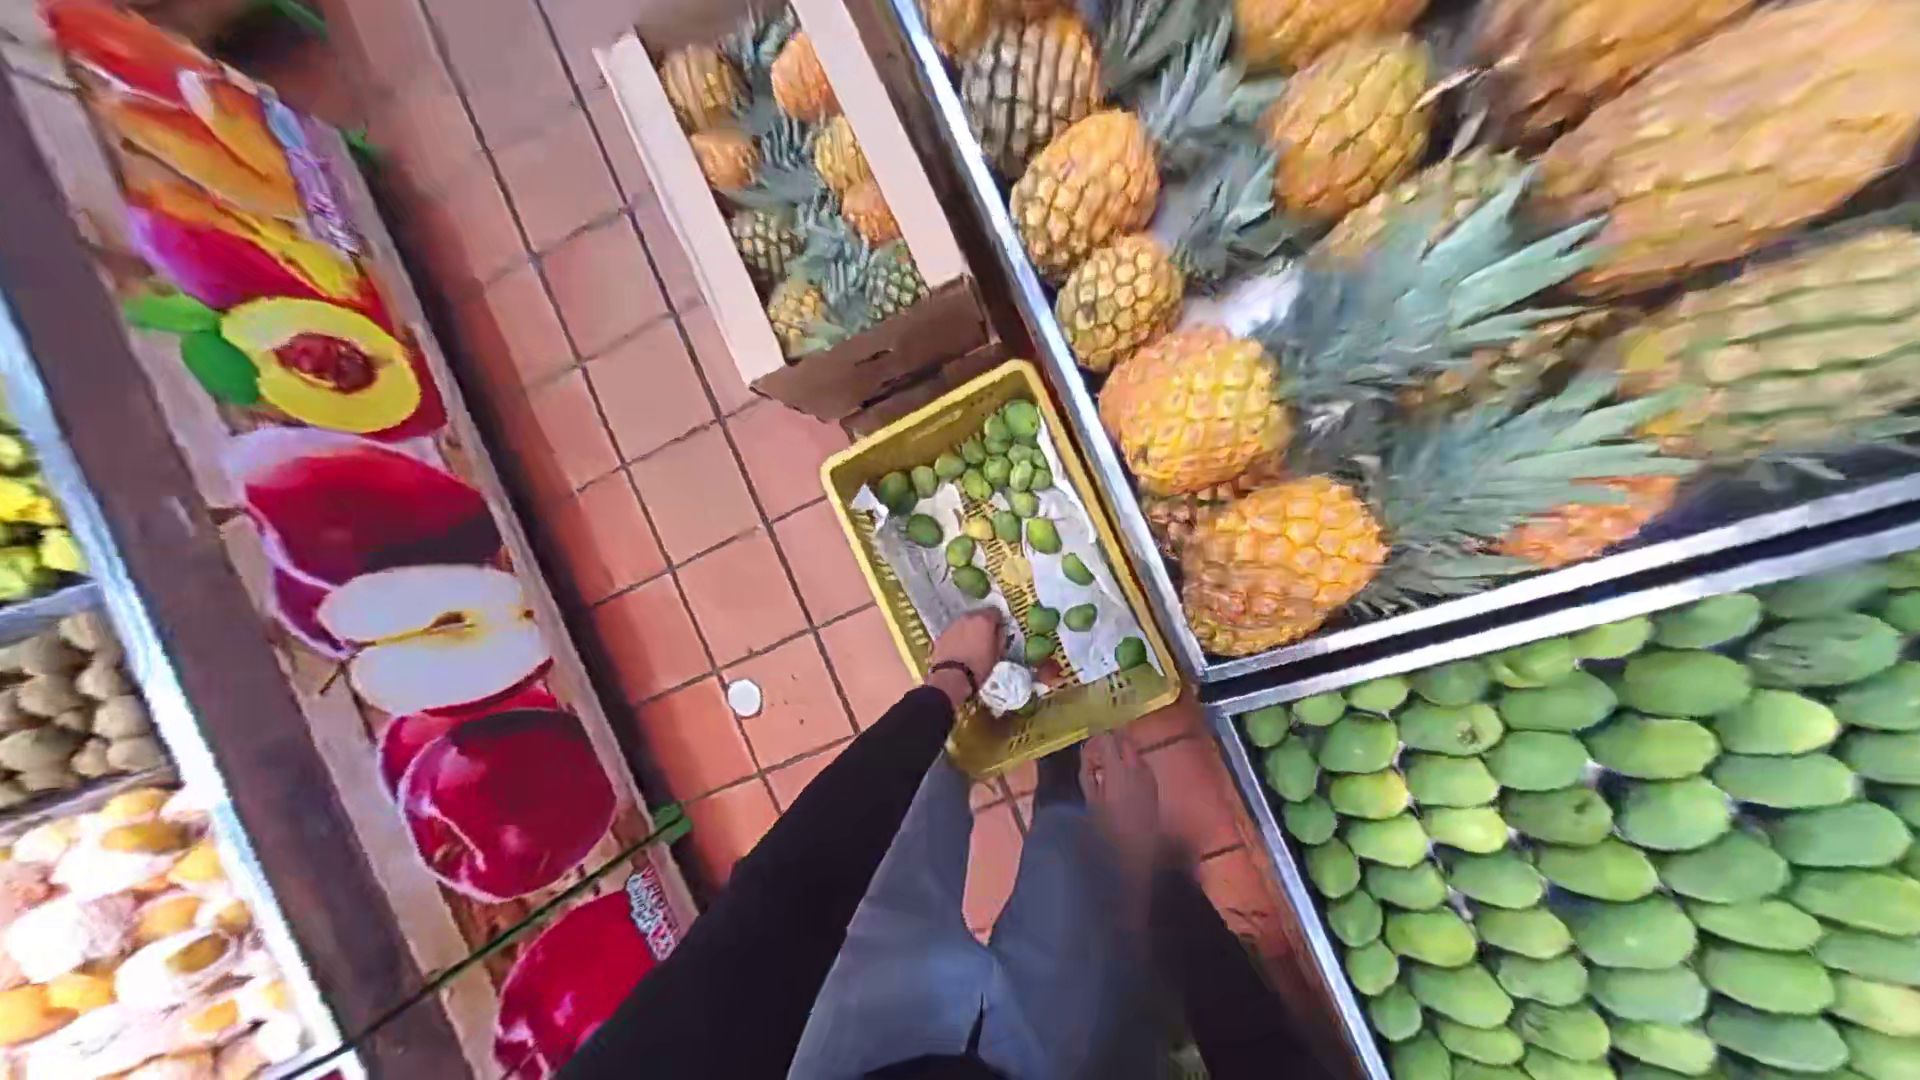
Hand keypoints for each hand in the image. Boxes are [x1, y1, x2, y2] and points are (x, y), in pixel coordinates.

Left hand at [925, 608, 1004, 707]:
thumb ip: (1000, 637)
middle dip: (982, 624)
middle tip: (984, 637)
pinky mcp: (942, 633)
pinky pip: (954, 631)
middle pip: (978, 615)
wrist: (952, 677)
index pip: (996, 611)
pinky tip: (958, 647)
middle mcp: (968, 617)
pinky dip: (957, 636)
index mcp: (984, 620)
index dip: (998, 621)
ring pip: (965, 622)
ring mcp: (953, 624)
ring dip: (969, 629)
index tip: (998, 630)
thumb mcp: (997, 653)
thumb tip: (999, 630)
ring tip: (970, 643)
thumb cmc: (979, 666)